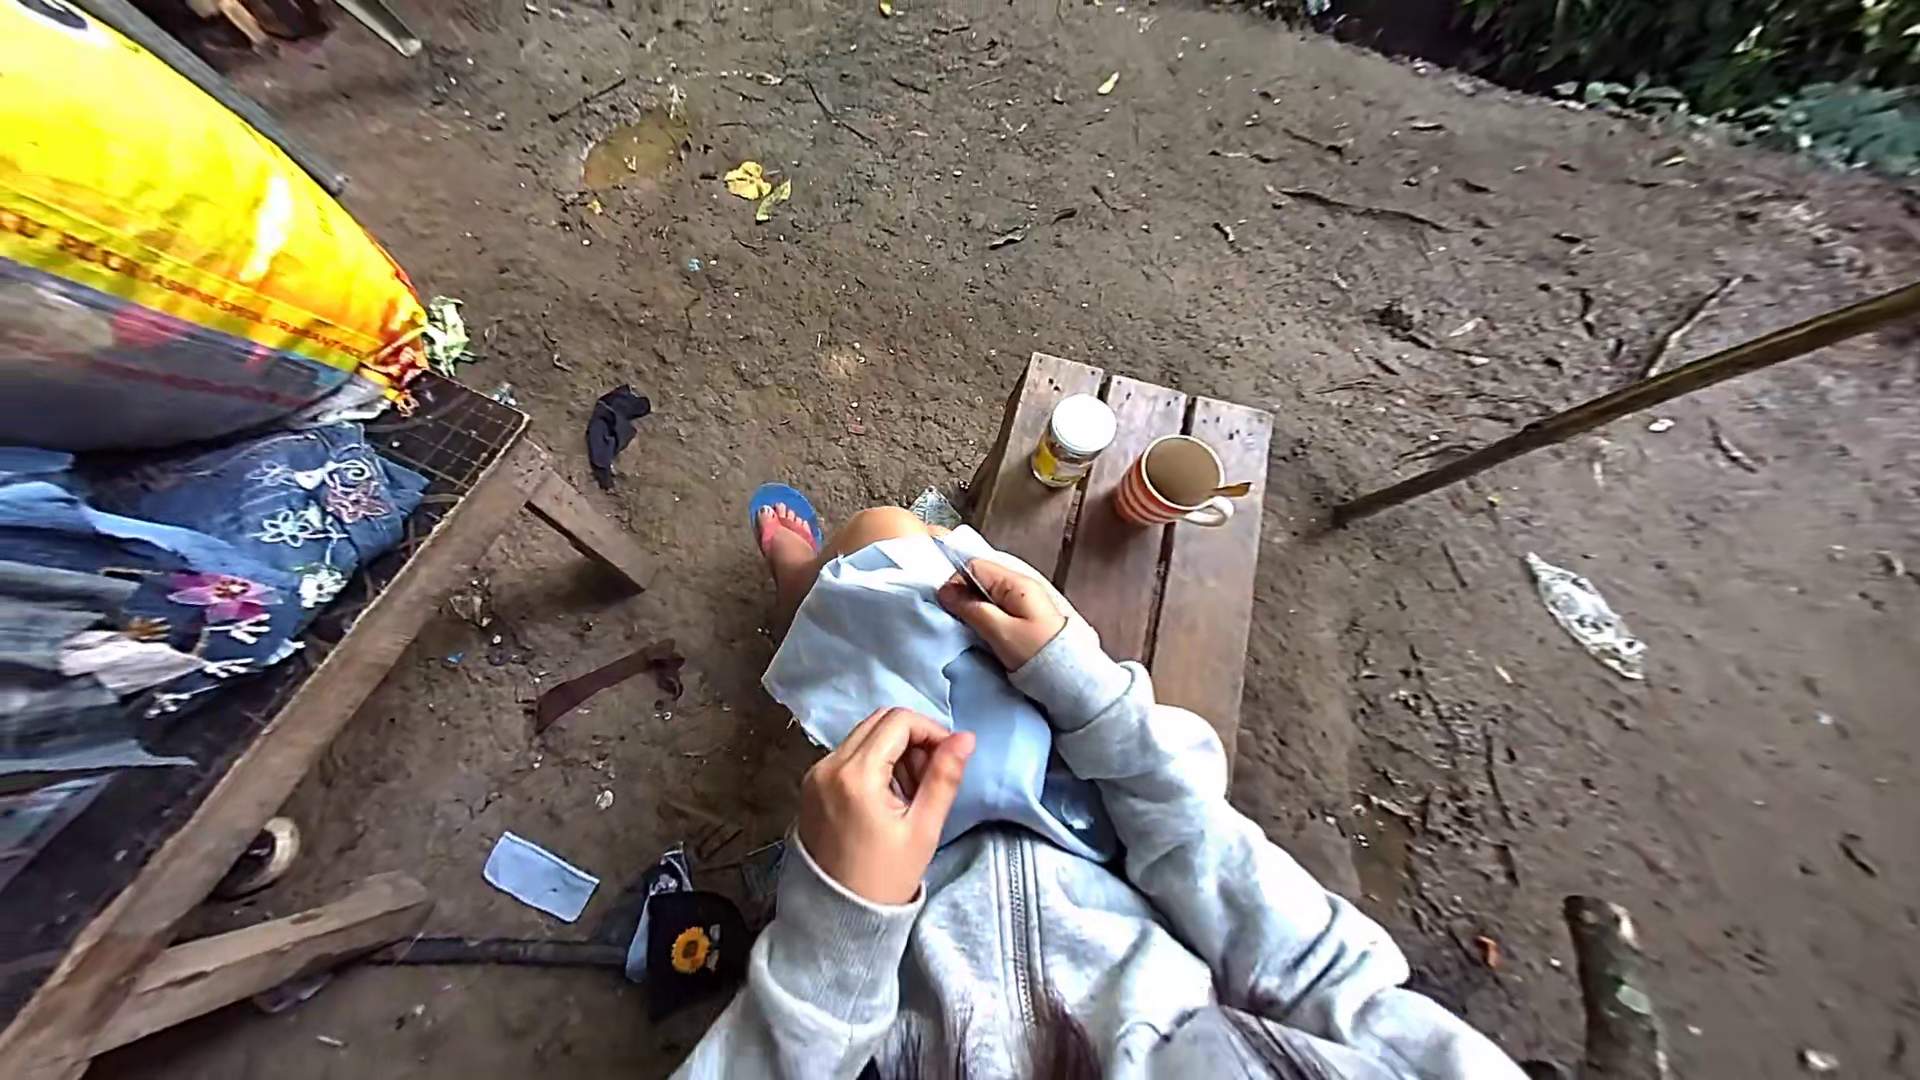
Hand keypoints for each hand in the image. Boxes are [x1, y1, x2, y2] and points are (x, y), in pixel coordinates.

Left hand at [798, 707, 974, 904]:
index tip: (947, 758)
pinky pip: (850, 753)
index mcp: (855, 774)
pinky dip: (875, 761)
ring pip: (865, 734)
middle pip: (881, 721)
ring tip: (911, 791)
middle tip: (928, 777)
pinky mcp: (811, 785)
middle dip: (913, 738)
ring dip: (895, 749)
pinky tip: (888, 795)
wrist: (835, 924)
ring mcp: (815, 774)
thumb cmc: (884, 880)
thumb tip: (965, 737)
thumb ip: (944, 777)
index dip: (930, 731)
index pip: (899, 721)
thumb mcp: (923, 829)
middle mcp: (828, 765)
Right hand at [937, 558, 1067, 670]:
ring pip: (990, 591)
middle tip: (958, 618)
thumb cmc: (1036, 653)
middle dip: (965, 594)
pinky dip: (989, 612)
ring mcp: (1028, 598)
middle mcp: (1023, 583)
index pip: (975, 566)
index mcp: (1016, 582)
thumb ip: (972, 608)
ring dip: (977, 605)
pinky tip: (987, 629)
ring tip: (971, 626)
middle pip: (983, 576)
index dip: (956, 583)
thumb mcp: (999, 631)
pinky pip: (1001, 603)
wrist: (1073, 677)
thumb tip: (945, 591)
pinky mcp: (1031, 614)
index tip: (948, 607)